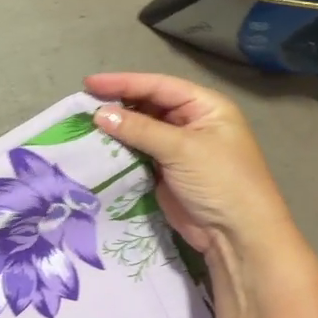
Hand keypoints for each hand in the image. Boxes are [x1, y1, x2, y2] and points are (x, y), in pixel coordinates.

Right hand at [83, 72, 292, 258]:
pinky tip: (96, 146)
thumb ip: (139, 129)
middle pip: (147, 104)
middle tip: (82, 104)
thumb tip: (99, 113)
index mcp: (205, 107)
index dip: (123, 83)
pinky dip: (117, 149)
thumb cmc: (220, 181)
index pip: (159, 86)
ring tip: (83, 124)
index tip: (89, 83)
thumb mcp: (181, 149)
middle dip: (117, 103)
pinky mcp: (164, 170)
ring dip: (115, 127)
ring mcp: (177, 147)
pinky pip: (136, 152)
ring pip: (139, 129)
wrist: (236, 235)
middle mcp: (191, 122)